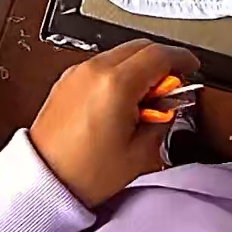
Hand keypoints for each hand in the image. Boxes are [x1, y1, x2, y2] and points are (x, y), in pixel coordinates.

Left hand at [28, 40, 198, 206]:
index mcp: (116, 83)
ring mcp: (78, 73)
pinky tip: (124, 100)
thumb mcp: (142, 151)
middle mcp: (95, 70)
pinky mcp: (67, 81)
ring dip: (141, 66)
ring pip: (122, 52)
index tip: (192, 68)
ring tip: (146, 99)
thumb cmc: (82, 173)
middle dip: (163, 61)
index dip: (183, 59)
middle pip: (142, 46)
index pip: (161, 54)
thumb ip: (164, 120)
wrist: (38, 184)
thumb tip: (170, 105)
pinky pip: (103, 63)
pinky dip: (121, 72)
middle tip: (173, 88)